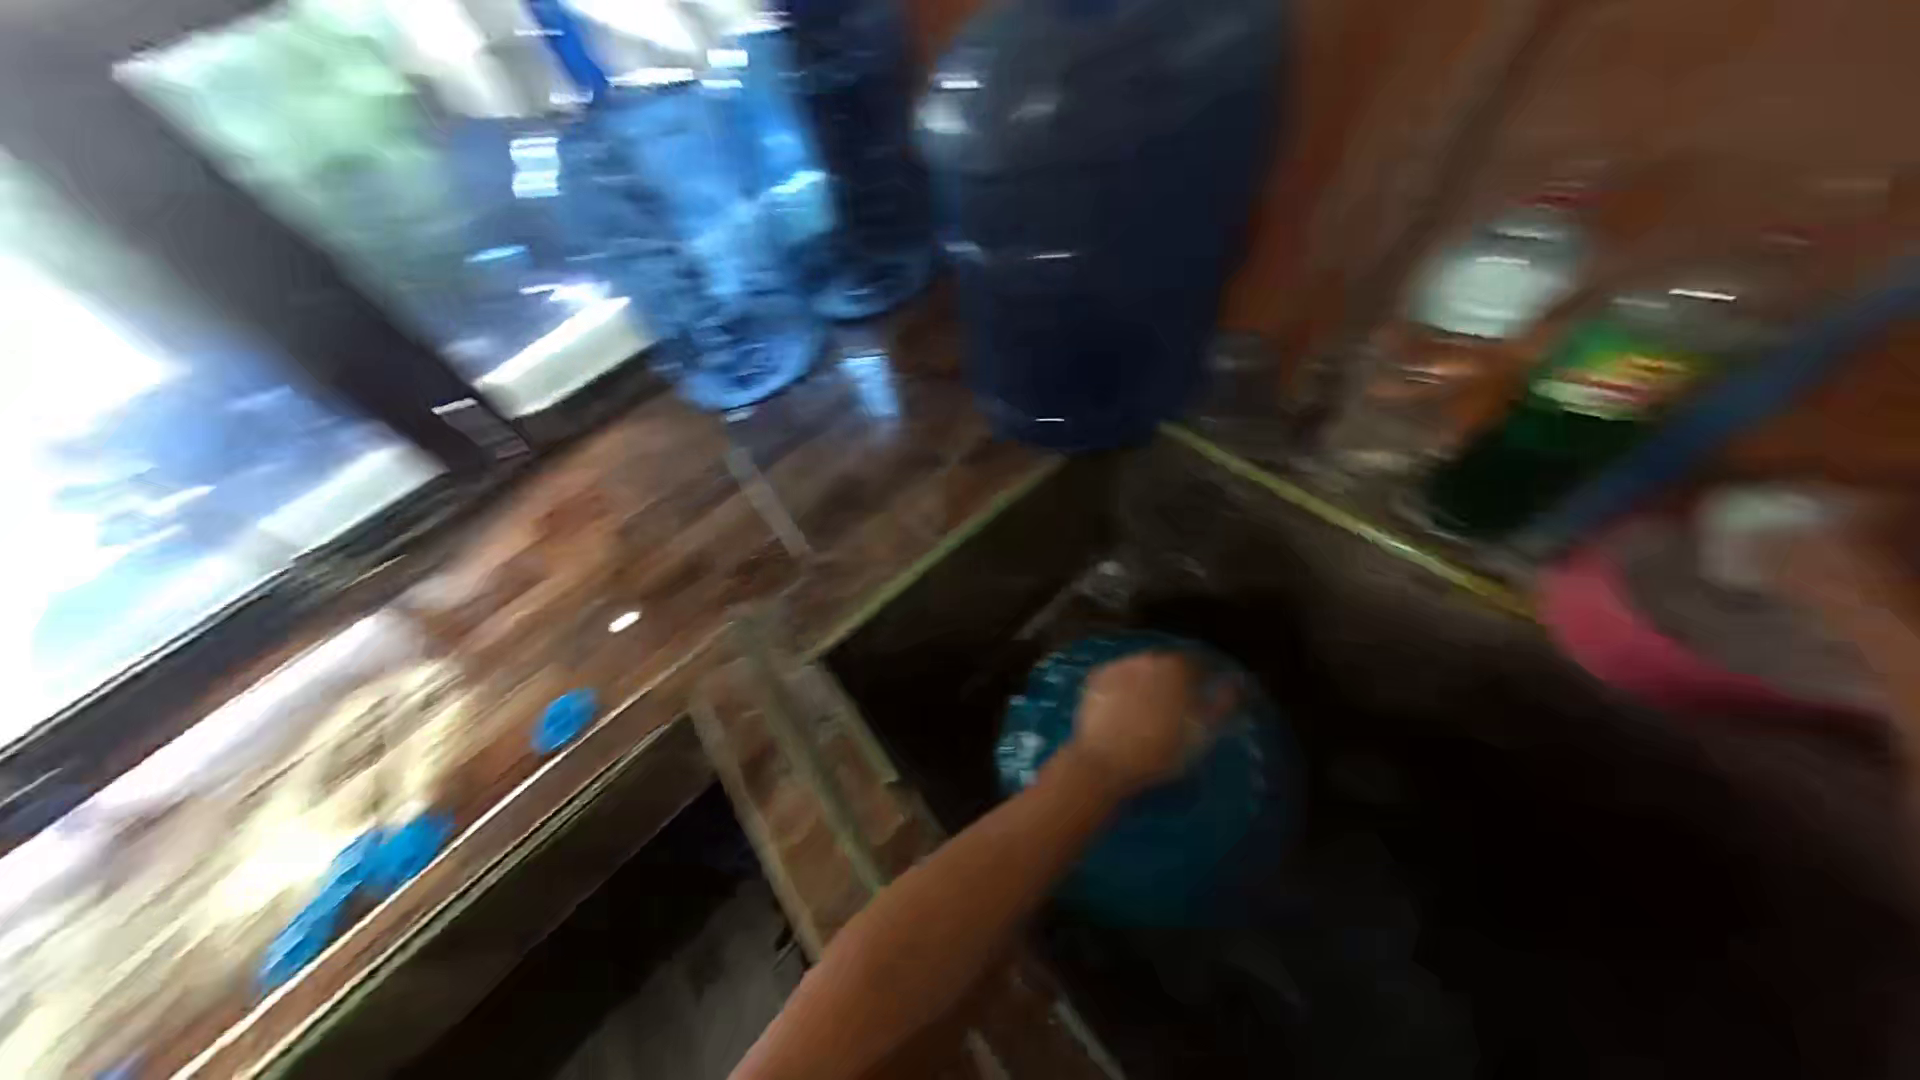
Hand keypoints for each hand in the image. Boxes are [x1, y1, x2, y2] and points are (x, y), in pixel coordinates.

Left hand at [1068, 651, 1232, 796]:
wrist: (1106, 761)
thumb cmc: (1160, 751)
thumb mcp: (1203, 733)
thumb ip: (1222, 704)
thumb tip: (1233, 684)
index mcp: (1178, 667)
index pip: (1201, 664)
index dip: (1207, 679)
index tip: (1209, 694)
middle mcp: (1148, 657)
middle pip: (1170, 664)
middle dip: (1178, 680)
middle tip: (1179, 706)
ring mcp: (1119, 664)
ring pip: (1143, 668)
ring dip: (1151, 681)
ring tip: (1151, 708)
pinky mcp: (1097, 676)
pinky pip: (1119, 677)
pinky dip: (1125, 687)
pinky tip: (1126, 707)